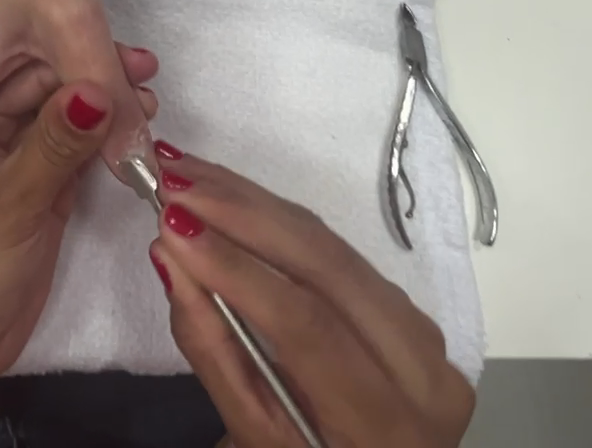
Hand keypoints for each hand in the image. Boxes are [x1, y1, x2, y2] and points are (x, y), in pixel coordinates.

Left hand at [0, 76, 151, 447]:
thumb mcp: (14, 201)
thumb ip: (54, 146)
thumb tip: (97, 91)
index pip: (16, 76)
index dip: (67, 63)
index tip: (120, 56)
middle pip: (43, 89)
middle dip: (92, 79)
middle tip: (144, 67)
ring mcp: (14, 153)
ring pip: (63, 117)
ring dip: (104, 107)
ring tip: (149, 95)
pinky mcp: (42, 181)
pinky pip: (76, 149)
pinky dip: (104, 140)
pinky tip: (139, 123)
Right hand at [150, 150, 473, 447]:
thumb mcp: (251, 432)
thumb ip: (210, 345)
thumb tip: (168, 253)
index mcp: (388, 425)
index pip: (307, 327)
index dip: (236, 268)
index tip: (170, 221)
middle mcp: (423, 368)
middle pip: (324, 265)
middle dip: (238, 212)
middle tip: (170, 178)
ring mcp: (420, 327)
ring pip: (325, 241)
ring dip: (246, 198)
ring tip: (182, 169)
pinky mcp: (400, 299)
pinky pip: (328, 241)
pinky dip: (266, 208)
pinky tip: (220, 187)